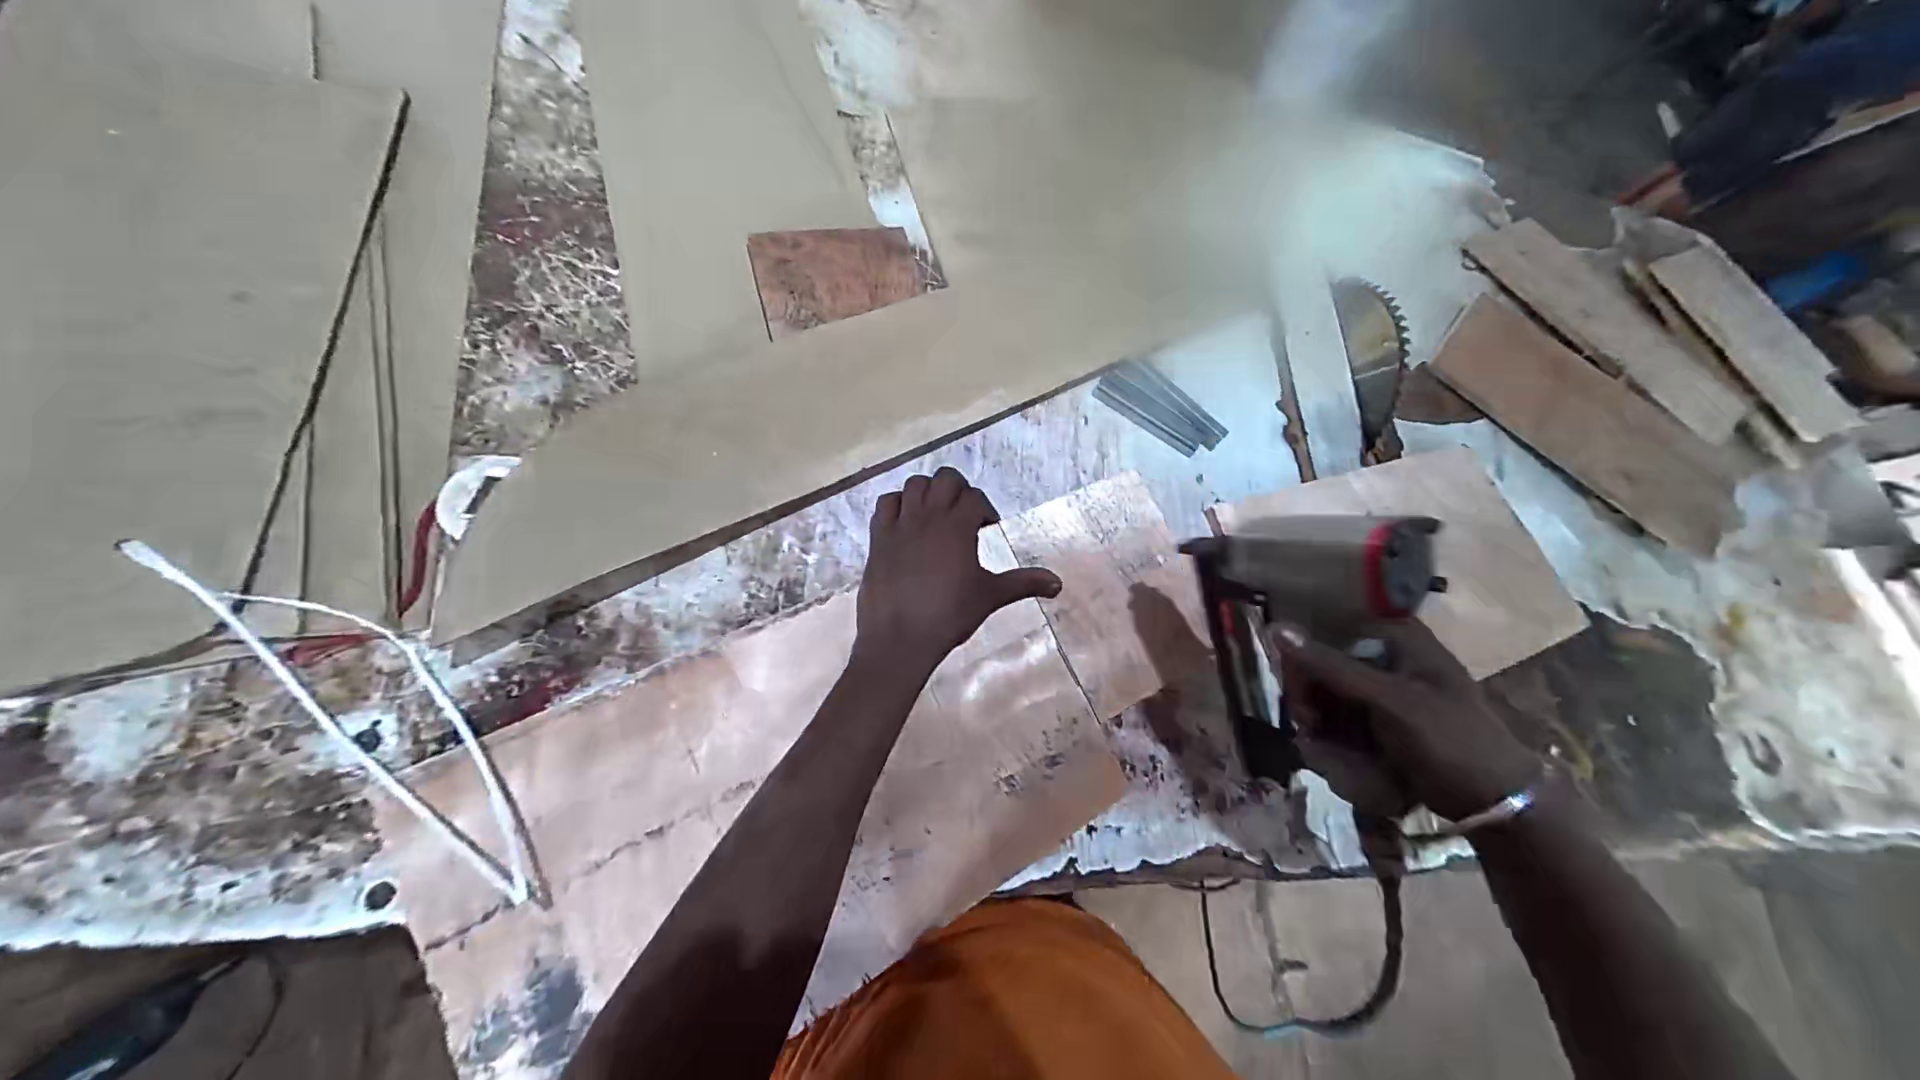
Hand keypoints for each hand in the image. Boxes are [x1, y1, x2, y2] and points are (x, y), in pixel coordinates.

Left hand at [855, 467, 1061, 673]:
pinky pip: (886, 504)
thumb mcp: (990, 595)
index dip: (985, 509)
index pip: (975, 497)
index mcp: (957, 526)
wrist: (901, 637)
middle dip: (959, 489)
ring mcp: (900, 525)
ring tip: (936, 513)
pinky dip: (897, 503)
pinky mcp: (878, 538)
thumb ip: (1024, 583)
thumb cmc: (950, 615)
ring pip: (914, 485)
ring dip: (928, 492)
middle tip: (964, 513)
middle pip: (945, 479)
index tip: (987, 527)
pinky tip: (906, 521)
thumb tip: (1059, 584)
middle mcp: (928, 517)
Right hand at [1276, 621, 1540, 821]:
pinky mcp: (1384, 714)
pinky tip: (1333, 749)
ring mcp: (1386, 686)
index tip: (1298, 695)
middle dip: (1310, 696)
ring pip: (1327, 691)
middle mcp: (1389, 654)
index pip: (1327, 631)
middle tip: (1309, 727)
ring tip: (1322, 744)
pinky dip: (1332, 731)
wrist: (1496, 802)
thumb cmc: (1450, 741)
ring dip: (1318, 718)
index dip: (1303, 659)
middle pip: (1323, 662)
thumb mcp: (1388, 701)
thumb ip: (1332, 666)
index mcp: (1398, 637)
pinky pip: (1340, 713)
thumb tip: (1276, 629)